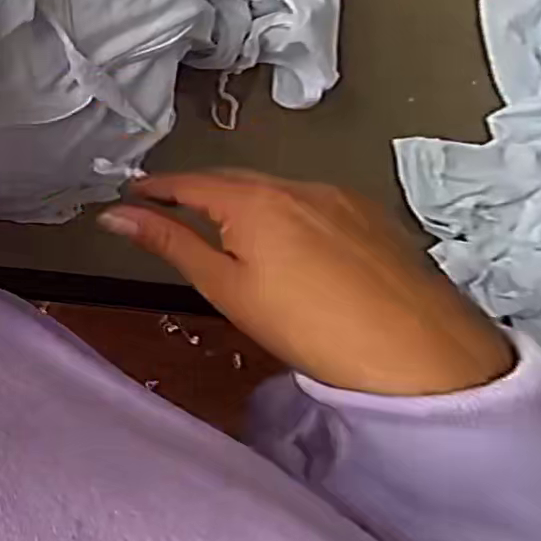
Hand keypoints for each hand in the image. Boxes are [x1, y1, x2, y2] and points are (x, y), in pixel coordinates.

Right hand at [98, 170, 513, 395]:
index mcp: (251, 198)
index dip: (155, 186)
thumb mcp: (224, 285)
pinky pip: (308, 198)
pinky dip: (281, 208)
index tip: (131, 192)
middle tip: (168, 209)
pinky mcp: (370, 213)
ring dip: (239, 198)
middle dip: (195, 189)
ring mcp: (337, 194)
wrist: (426, 362)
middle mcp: (293, 182)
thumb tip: (114, 214)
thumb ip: (168, 241)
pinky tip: (288, 241)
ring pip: (271, 187)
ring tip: (226, 228)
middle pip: (229, 178)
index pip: (187, 181)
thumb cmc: (305, 326)